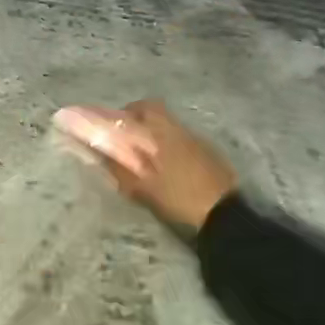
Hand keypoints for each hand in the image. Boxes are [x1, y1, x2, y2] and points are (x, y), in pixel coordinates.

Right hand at [53, 99, 236, 232]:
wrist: (225, 218)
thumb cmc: (179, 197)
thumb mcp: (142, 186)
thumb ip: (118, 166)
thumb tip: (99, 152)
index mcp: (165, 132)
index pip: (145, 106)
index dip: (129, 111)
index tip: (116, 124)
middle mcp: (184, 131)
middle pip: (160, 115)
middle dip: (142, 124)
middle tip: (130, 142)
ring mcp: (201, 144)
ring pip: (173, 130)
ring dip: (158, 137)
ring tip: (147, 159)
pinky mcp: (213, 158)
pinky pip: (186, 144)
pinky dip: (173, 149)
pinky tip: (169, 170)